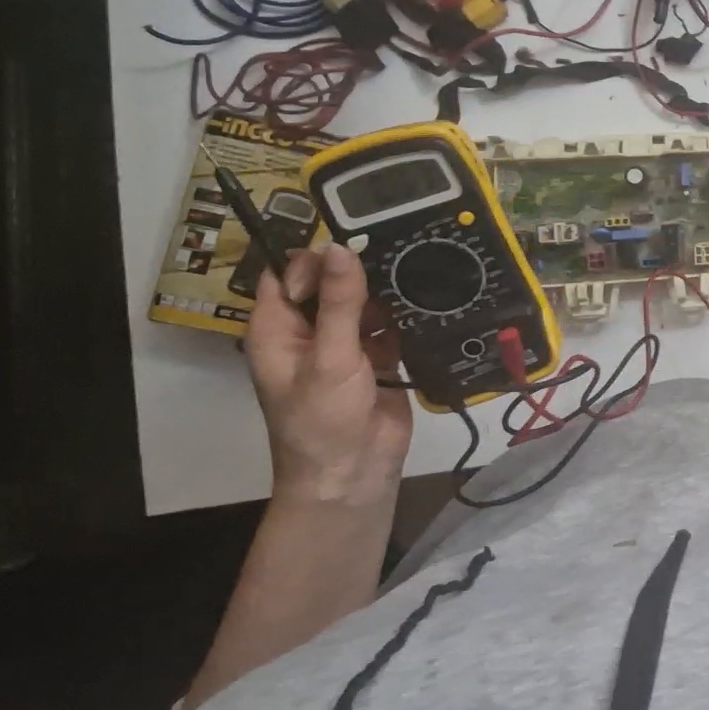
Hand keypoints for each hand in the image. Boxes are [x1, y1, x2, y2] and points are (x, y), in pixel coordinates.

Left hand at [245, 244, 411, 505]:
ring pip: (366, 304)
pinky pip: (393, 328)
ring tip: (419, 263)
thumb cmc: (322, 418)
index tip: (355, 235)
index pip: (289, 275)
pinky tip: (429, 297)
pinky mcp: (381, 361)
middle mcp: (310, 332)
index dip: (315, 255)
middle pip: (331, 285)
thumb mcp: (329, 357)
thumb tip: (340, 248)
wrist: (354, 473)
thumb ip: (338, 302)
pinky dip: (407, 316)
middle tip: (397, 242)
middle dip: (359, 268)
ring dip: (388, 292)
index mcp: (278, 330)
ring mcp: (347, 347)